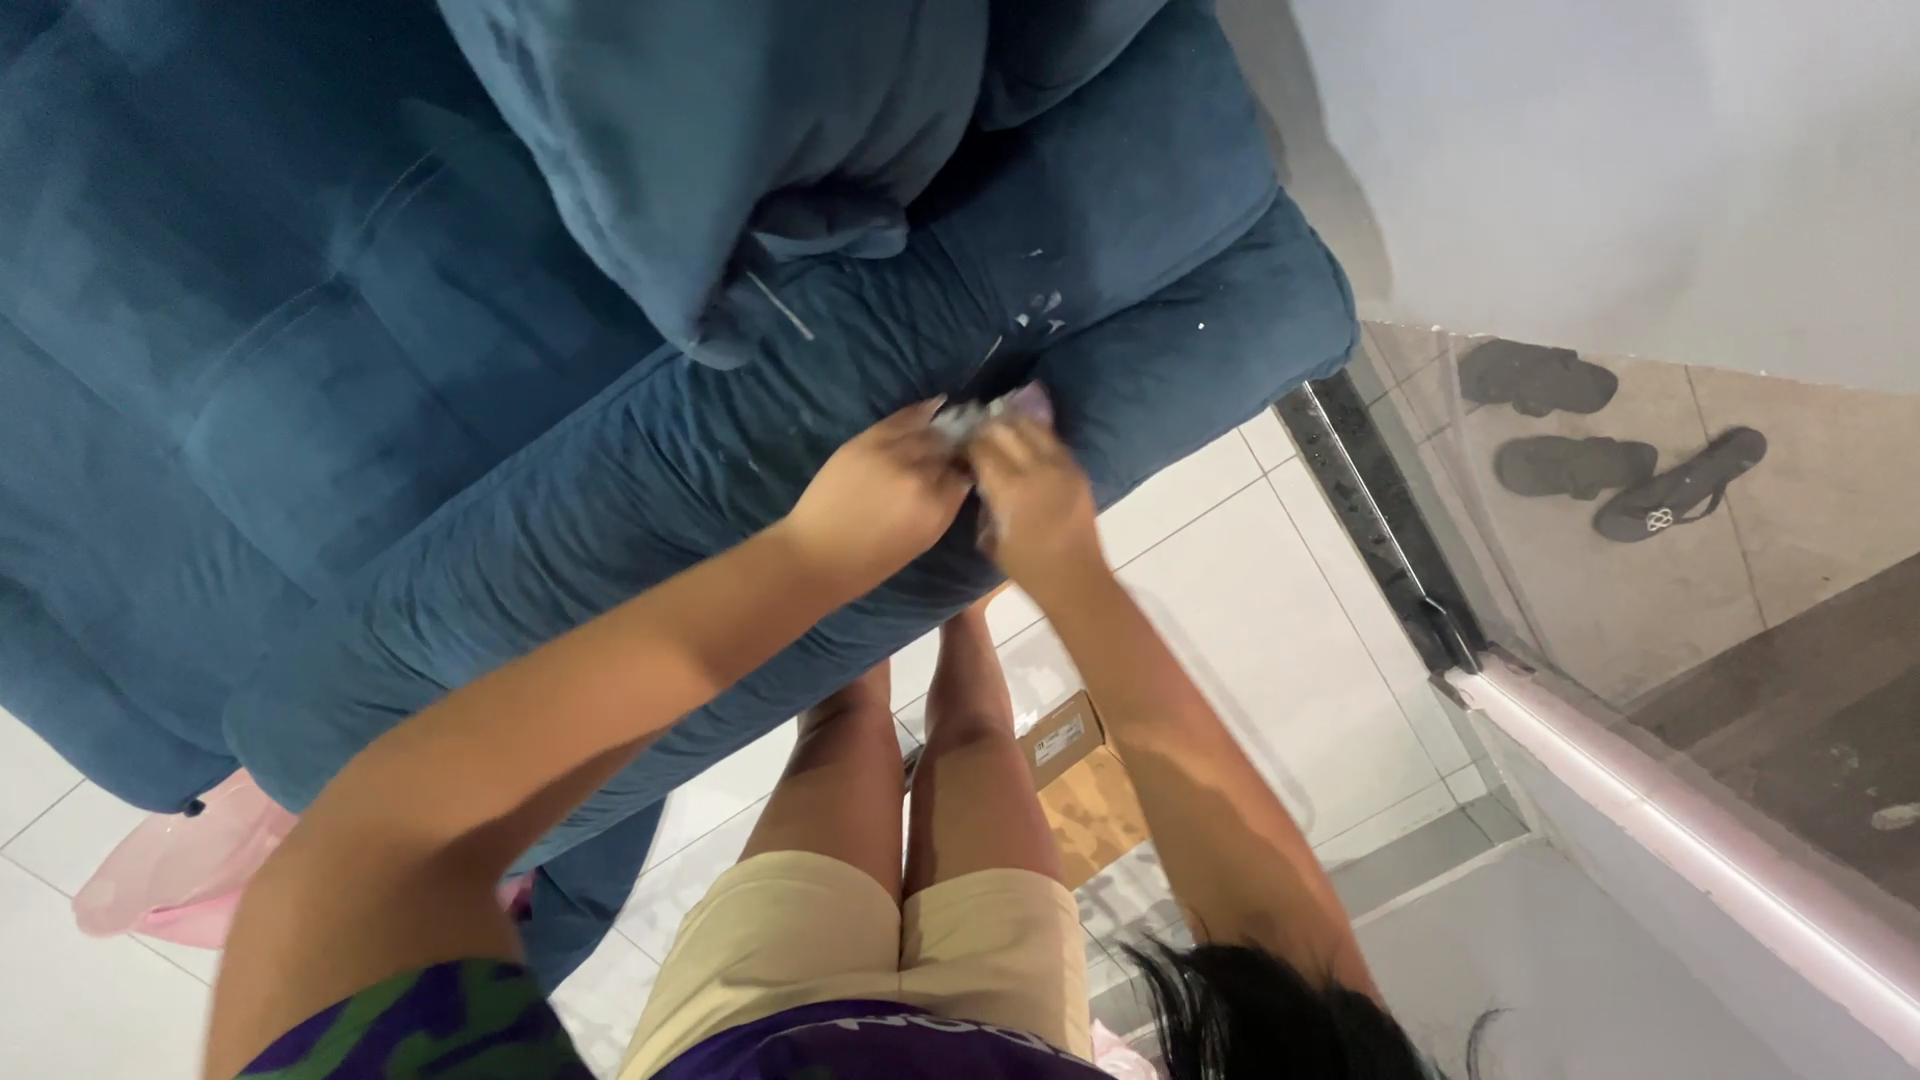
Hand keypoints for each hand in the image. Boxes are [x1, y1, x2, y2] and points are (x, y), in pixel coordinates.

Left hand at [783, 400, 970, 588]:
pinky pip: (902, 419)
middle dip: (956, 448)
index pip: (964, 475)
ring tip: (951, 424)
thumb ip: (944, 508)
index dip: (965, 470)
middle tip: (959, 447)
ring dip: (942, 430)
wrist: (816, 554)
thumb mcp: (921, 541)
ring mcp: (891, 454)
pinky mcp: (866, 441)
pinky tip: (936, 406)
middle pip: (949, 450)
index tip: (965, 468)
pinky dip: (922, 411)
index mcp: (935, 508)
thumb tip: (958, 479)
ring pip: (929, 432)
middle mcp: (919, 477)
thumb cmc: (870, 561)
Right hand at [965, 415, 1110, 600]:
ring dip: (1012, 422)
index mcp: (1009, 488)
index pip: (981, 447)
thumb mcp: (989, 539)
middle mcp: (1035, 468)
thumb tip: (978, 480)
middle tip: (976, 434)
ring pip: (1031, 425)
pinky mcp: (1076, 469)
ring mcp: (1060, 466)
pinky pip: (1052, 439)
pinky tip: (1024, 437)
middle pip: (1004, 428)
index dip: (966, 443)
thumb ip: (983, 504)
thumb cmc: (1027, 567)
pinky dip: (1035, 433)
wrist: (1075, 578)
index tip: (960, 448)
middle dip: (986, 428)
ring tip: (999, 428)